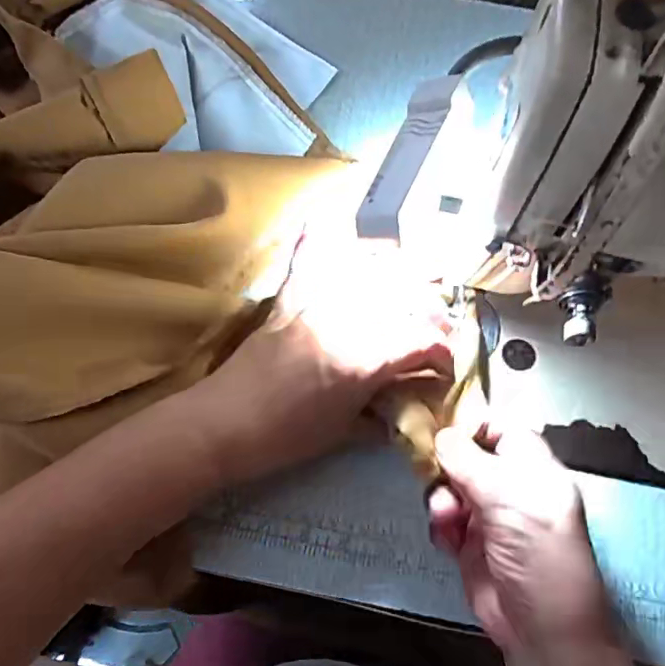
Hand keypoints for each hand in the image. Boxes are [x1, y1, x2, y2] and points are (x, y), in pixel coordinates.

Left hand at [187, 232, 455, 484]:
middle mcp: (343, 321)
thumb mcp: (340, 433)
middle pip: (401, 300)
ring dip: (395, 281)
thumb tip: (402, 411)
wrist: (220, 425)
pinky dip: (324, 242)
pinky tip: (333, 225)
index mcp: (362, 359)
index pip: (420, 340)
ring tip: (405, 294)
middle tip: (432, 332)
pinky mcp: (287, 303)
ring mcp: (313, 306)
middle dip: (428, 315)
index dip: (442, 353)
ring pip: (367, 277)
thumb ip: (377, 414)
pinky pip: (312, 264)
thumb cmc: (282, 440)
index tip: (445, 367)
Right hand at [428, 419, 615, 655]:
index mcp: (534, 471)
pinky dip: (440, 527)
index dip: (473, 427)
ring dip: (441, 500)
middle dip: (447, 468)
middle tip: (437, 479)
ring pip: (448, 488)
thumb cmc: (538, 555)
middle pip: (466, 458)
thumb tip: (442, 435)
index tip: (441, 432)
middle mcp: (511, 489)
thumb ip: (471, 462)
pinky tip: (448, 542)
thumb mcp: (510, 499)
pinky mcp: (468, 543)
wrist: (539, 626)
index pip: (502, 431)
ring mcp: (488, 517)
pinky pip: (442, 520)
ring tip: (447, 521)